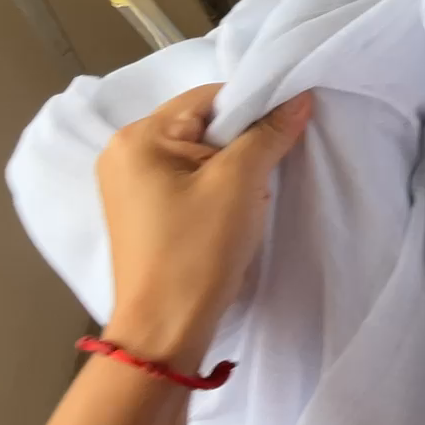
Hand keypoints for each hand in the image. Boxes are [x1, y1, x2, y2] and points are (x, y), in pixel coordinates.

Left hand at [96, 84, 313, 368]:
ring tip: (250, 194)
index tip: (285, 131)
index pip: (210, 97)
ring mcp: (130, 183)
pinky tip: (232, 208)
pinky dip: (218, 183)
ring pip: (201, 150)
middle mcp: (125, 151)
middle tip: (267, 170)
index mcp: (139, 136)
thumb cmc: (199, 247)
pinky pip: (190, 176)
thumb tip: (300, 97)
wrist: (167, 327)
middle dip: (243, 140)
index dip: (254, 107)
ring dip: (234, 164)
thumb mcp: (241, 181)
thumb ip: (270, 131)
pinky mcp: (143, 208)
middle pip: (204, 122)